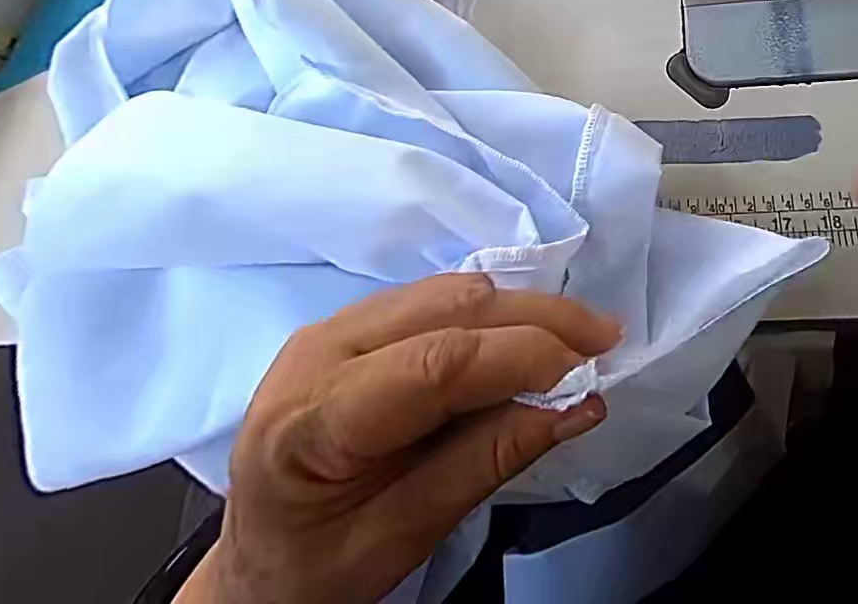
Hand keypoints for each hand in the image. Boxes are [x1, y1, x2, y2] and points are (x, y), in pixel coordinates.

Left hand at [177, 273, 620, 603]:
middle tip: (602, 335)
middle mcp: (320, 347)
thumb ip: (485, 463)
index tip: (589, 362)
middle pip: (445, 307)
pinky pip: (431, 298)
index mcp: (314, 417)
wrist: (255, 557)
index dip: (519, 352)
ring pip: (444, 289)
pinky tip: (520, 334)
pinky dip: (487, 312)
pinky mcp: (350, 320)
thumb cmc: (319, 567)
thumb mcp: (402, 538)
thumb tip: (574, 407)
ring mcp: (332, 324)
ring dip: (517, 307)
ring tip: (573, 337)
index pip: (433, 363)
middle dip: (534, 315)